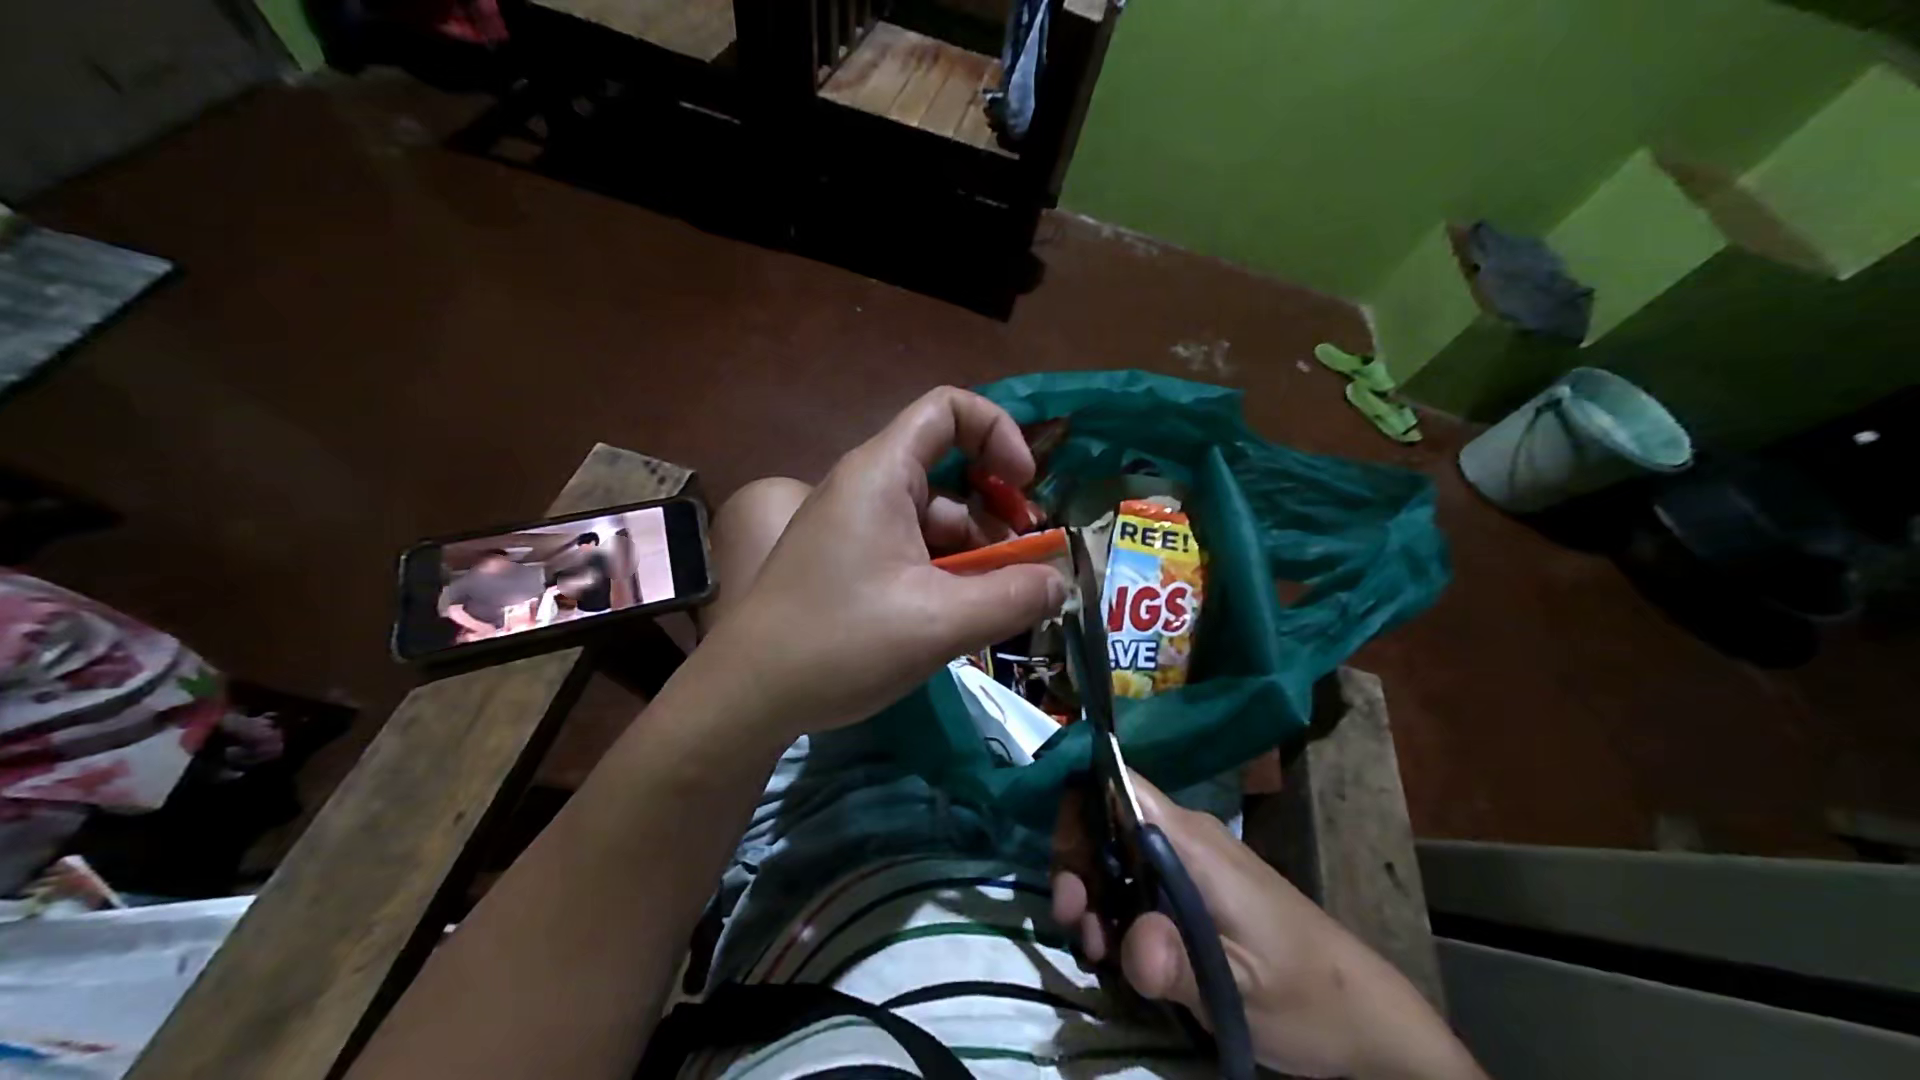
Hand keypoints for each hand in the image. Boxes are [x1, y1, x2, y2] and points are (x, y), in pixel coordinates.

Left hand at [700, 387, 1068, 737]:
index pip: (948, 408)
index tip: (1026, 486)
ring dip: (974, 549)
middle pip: (947, 468)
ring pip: (932, 517)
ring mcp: (853, 525)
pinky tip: (959, 614)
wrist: (748, 694)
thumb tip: (1059, 582)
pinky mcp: (847, 560)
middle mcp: (866, 487)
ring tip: (1000, 600)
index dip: (998, 432)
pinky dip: (944, 570)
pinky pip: (910, 547)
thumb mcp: (940, 623)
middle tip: (1026, 560)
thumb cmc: (841, 643)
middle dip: (996, 509)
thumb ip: (1012, 597)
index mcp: (882, 474)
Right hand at [1053, 774, 1478, 1079]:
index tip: (1066, 863)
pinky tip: (1119, 952)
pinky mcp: (1191, 891)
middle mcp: (1183, 837)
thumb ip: (1179, 963)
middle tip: (1076, 923)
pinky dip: (1116, 911)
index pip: (1119, 784)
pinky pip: (1137, 882)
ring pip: (1116, 856)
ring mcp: (1187, 864)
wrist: (1364, 1018)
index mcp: (1191, 840)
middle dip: (1078, 867)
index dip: (1079, 804)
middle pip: (1106, 823)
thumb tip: (1129, 942)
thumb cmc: (1305, 993)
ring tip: (1097, 951)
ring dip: (1094, 897)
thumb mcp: (1241, 987)